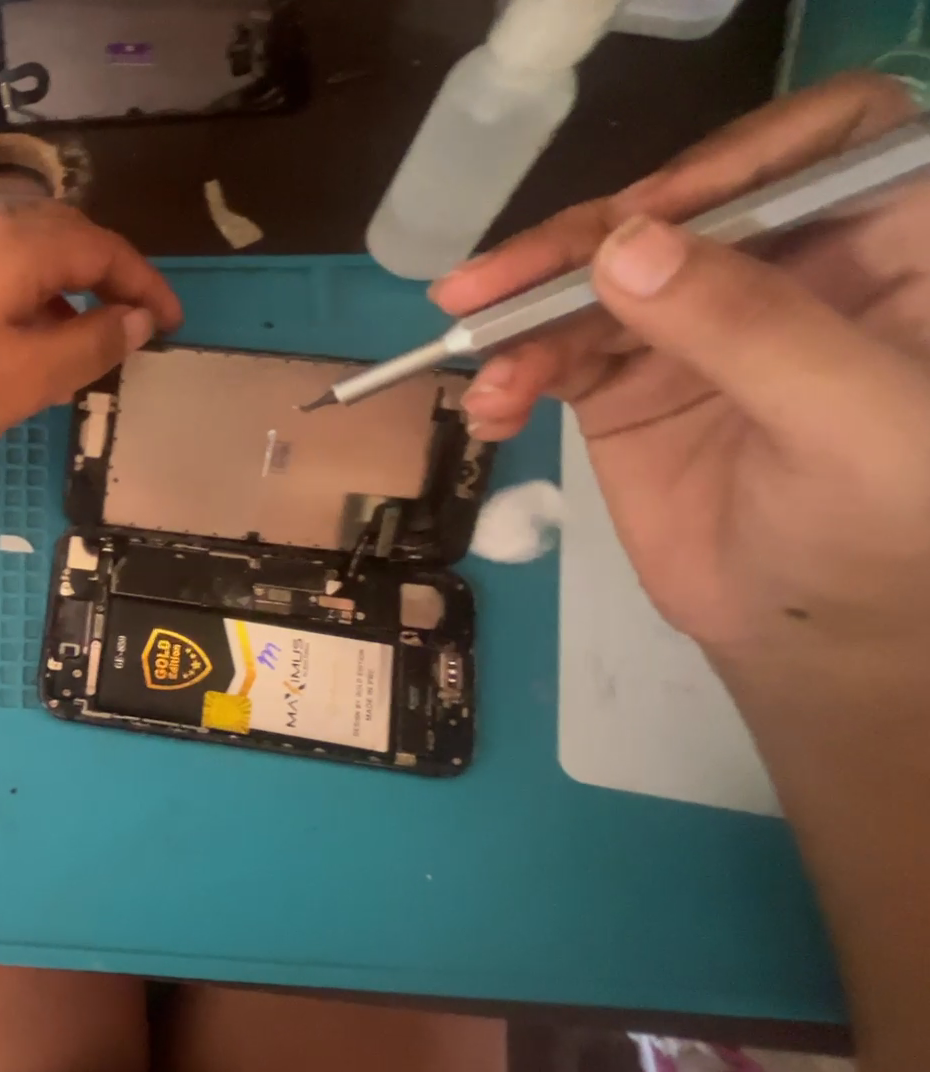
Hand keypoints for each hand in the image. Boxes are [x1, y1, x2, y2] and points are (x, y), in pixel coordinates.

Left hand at [0, 200, 182, 499]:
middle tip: (131, 328)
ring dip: (61, 293)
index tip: (173, 324)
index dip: (145, 284)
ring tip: (80, 346)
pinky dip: (19, 301)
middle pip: (61, 239)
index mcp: (12, 243)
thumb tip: (139, 317)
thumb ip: (92, 343)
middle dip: (105, 280)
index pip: (101, 247)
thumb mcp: (27, 380)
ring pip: (20, 258)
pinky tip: (16, 345)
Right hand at [431, 73, 929, 663]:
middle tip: (475, 292)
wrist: (798, 631)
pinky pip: (546, 355)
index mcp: (886, 251)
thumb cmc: (883, 533)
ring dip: (518, 335)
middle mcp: (780, 271)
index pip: (816, 150)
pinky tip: (491, 418)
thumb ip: (752, 327)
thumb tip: (623, 245)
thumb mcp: (850, 426)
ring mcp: (686, 327)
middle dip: (564, 254)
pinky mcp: (617, 380)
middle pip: (660, 218)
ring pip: (582, 290)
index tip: (633, 223)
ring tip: (489, 393)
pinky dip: (509, 381)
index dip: (725, 164)